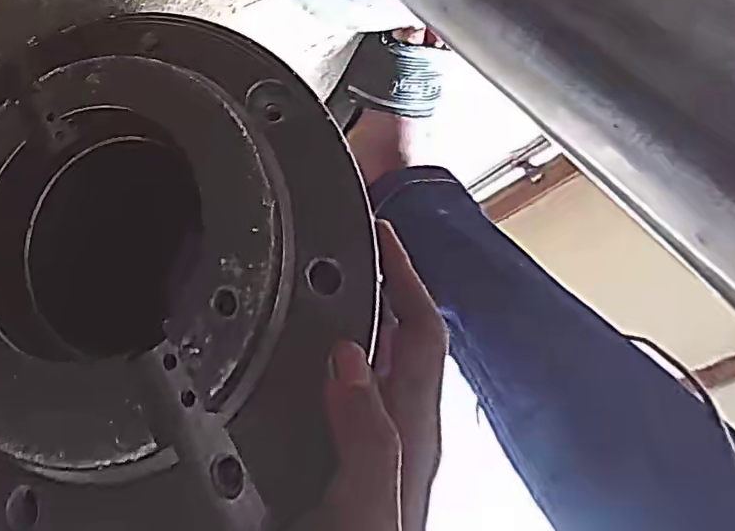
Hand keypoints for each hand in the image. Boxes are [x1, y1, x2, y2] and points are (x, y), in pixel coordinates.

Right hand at [308, 221, 447, 530]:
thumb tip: (351, 356)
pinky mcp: (351, 455)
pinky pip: (353, 383)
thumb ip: (365, 440)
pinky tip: (314, 346)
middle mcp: (400, 433)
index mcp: (409, 434)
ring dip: (364, 309)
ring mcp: (377, 445)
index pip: (421, 332)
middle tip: (354, 242)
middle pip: (406, 336)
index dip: (405, 274)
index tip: (381, 231)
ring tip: (334, 275)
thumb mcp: (362, 512)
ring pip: (380, 357)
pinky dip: (340, 345)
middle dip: (386, 280)